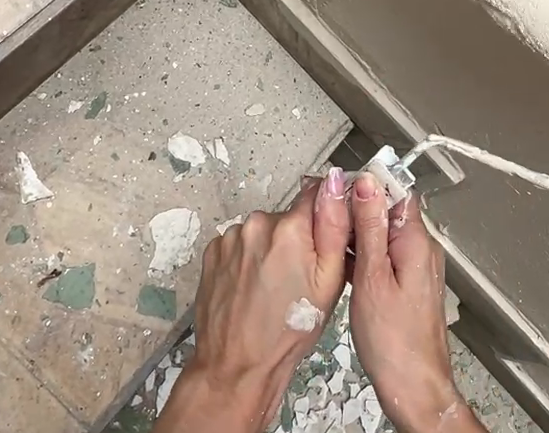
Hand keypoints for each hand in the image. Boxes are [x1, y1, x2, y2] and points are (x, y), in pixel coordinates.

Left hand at [155, 168, 350, 432]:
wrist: (235, 367)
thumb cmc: (289, 331)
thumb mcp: (329, 283)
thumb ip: (335, 226)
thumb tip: (336, 180)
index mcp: (290, 227)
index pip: (316, 194)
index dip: (324, 215)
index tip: (324, 240)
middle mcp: (258, 222)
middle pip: (288, 217)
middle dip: (296, 239)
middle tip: (298, 277)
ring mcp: (231, 236)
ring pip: (264, 231)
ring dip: (271, 249)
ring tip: (272, 286)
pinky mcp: (213, 251)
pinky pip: (241, 243)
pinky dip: (248, 259)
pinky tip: (251, 287)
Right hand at [346, 176, 482, 432]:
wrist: (414, 388)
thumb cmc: (395, 342)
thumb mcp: (373, 278)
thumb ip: (370, 228)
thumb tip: (367, 184)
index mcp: (417, 241)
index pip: (397, 190)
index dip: (368, 183)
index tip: (340, 184)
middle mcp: (421, 249)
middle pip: (389, 209)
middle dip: (358, 206)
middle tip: (326, 210)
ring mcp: (415, 266)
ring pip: (383, 232)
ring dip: (358, 230)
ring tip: (328, 235)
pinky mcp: (406, 283)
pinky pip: (383, 254)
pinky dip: (363, 253)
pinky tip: (342, 261)